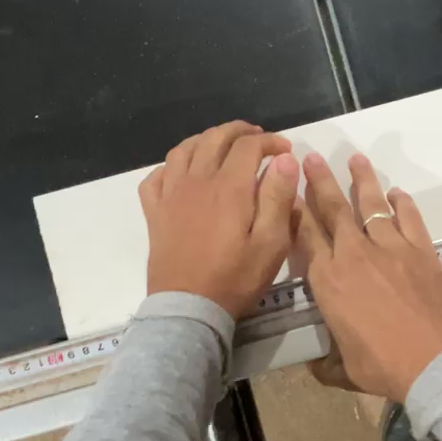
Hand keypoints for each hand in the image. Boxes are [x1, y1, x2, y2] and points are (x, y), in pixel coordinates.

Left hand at [140, 121, 299, 318]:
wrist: (189, 308)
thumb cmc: (235, 278)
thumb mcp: (271, 243)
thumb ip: (278, 197)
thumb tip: (285, 160)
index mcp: (228, 186)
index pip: (249, 146)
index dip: (270, 142)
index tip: (286, 151)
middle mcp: (197, 181)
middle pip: (214, 138)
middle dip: (240, 132)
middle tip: (258, 138)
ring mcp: (171, 195)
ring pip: (184, 149)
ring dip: (206, 140)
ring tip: (222, 145)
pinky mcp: (155, 212)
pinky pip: (156, 175)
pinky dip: (172, 165)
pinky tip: (183, 172)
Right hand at [294, 151, 441, 402]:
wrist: (435, 362)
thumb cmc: (383, 367)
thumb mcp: (344, 371)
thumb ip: (326, 363)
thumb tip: (315, 366)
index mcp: (328, 281)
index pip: (305, 236)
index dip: (294, 211)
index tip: (287, 190)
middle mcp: (355, 255)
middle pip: (334, 209)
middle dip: (320, 181)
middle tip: (310, 157)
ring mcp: (391, 248)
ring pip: (372, 204)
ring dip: (362, 180)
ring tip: (355, 159)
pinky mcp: (422, 250)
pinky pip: (409, 218)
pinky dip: (402, 203)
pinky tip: (397, 194)